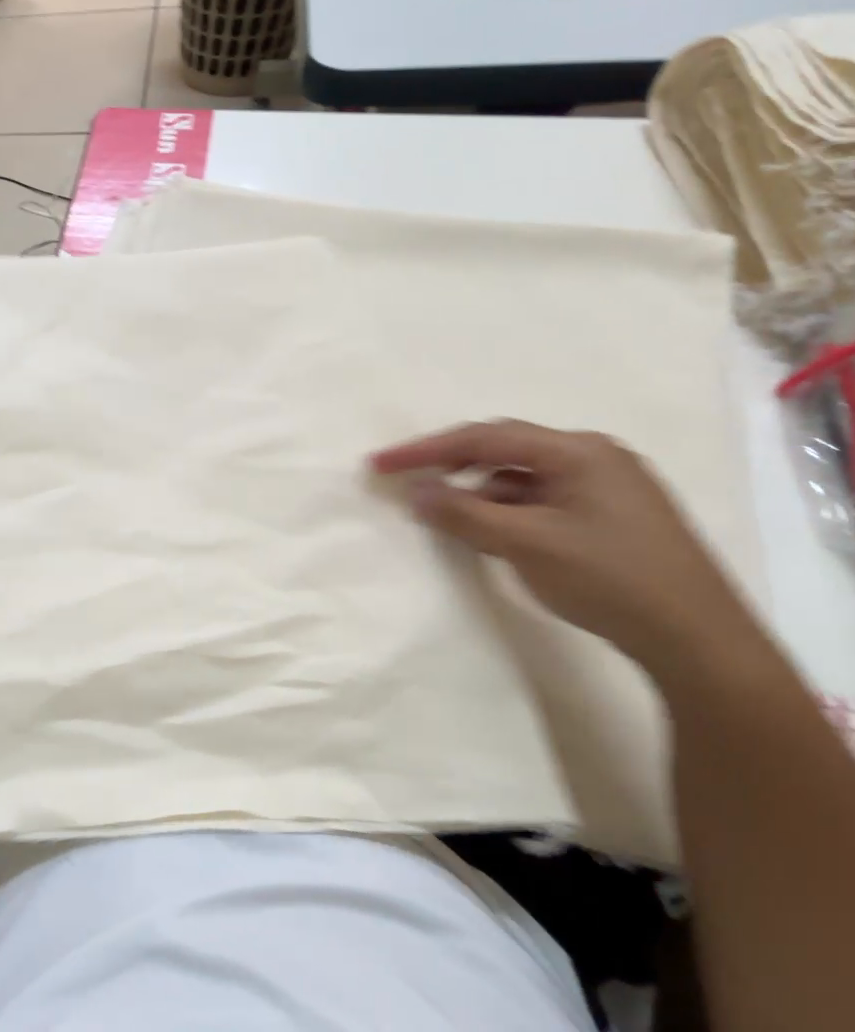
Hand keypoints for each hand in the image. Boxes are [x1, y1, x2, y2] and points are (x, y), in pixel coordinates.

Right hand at [370, 420, 754, 665]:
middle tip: (403, 481)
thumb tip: (415, 491)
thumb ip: (463, 513)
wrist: (696, 637)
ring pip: (521, 478)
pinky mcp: (610, 516)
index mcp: (579, 452)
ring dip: (477, 491)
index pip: (484, 438)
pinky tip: (487, 531)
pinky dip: (504, 509)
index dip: (425, 450)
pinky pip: (540, 499)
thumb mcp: (525, 543)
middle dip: (449, 464)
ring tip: (441, 514)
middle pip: (504, 450)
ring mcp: (607, 487)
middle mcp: (595, 458)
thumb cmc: (608, 578)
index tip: (379, 464)